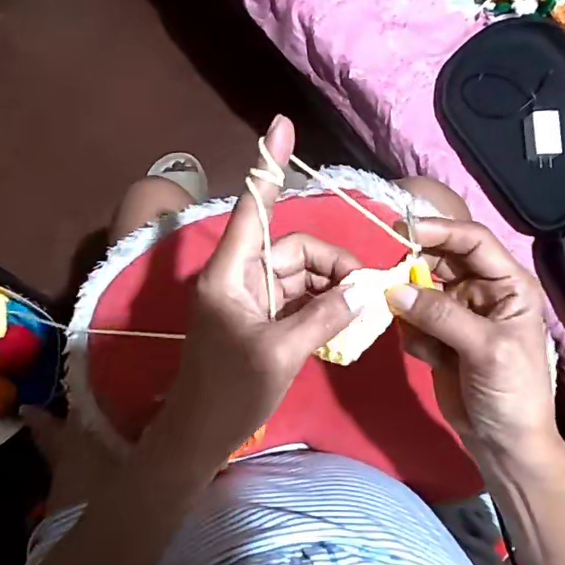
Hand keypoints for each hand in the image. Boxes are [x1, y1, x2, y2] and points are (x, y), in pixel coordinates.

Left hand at [157, 116, 364, 458]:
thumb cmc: (229, 394)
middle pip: (292, 248)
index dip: (267, 168)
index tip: (279, 126)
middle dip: (332, 264)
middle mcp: (239, 277)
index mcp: (231, 274)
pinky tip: (345, 320)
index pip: (252, 209)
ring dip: (330, 287)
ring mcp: (249, 300)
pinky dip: (321, 305)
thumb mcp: (281, 354)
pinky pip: (296, 299)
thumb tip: (362, 289)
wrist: (198, 438)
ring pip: (298, 274)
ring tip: (360, 310)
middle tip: (366, 293)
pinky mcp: (258, 320)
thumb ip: (324, 316)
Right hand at [390, 218, 559, 464]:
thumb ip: (442, 316)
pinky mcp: (438, 337)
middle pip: (442, 260)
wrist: (504, 445)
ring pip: (422, 289)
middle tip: (388, 281)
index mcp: (508, 285)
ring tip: (415, 332)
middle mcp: (483, 292)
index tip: (401, 230)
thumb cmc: (512, 392)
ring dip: (409, 304)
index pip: (473, 241)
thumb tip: (395, 290)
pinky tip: (427, 356)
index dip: (440, 231)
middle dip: (416, 268)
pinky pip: (413, 319)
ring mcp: (458, 314)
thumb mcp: (486, 349)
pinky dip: (411, 332)